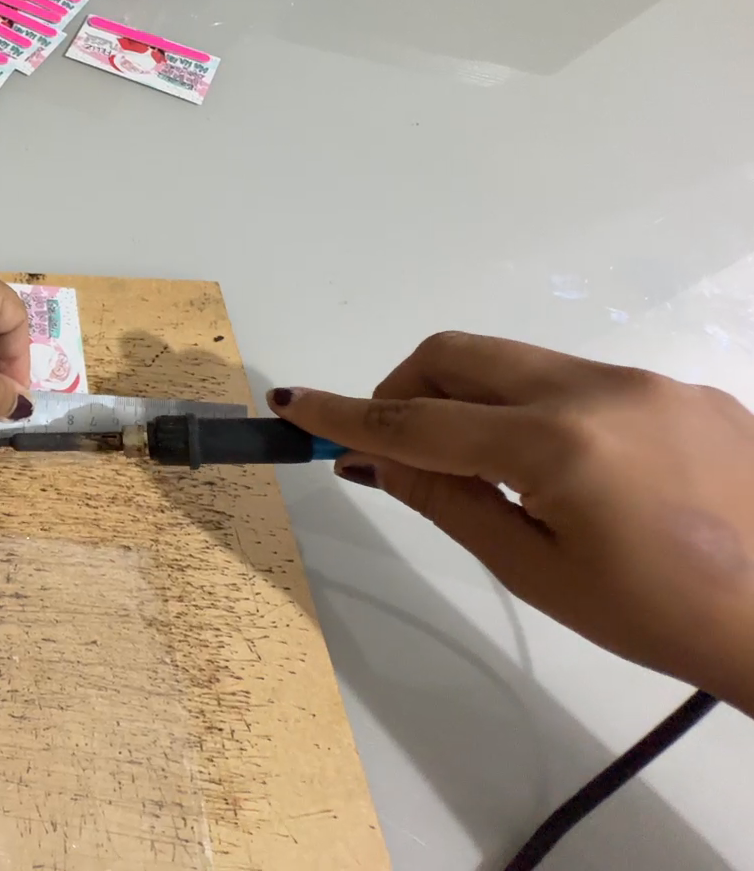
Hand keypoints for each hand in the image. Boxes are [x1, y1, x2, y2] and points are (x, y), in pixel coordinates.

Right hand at [268, 332, 753, 705]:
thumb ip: (438, 496)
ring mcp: (650, 385)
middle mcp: (602, 391)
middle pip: (453, 355)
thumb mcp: (529, 566)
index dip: (342, 413)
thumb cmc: (663, 616)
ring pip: (508, 362)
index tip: (289, 402)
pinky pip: (566, 380)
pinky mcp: (683, 392)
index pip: (414, 419)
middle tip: (401, 448)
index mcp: (559, 444)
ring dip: (464, 399)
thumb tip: (362, 457)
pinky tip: (563, 469)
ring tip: (488, 466)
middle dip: (403, 390)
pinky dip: (525, 409)